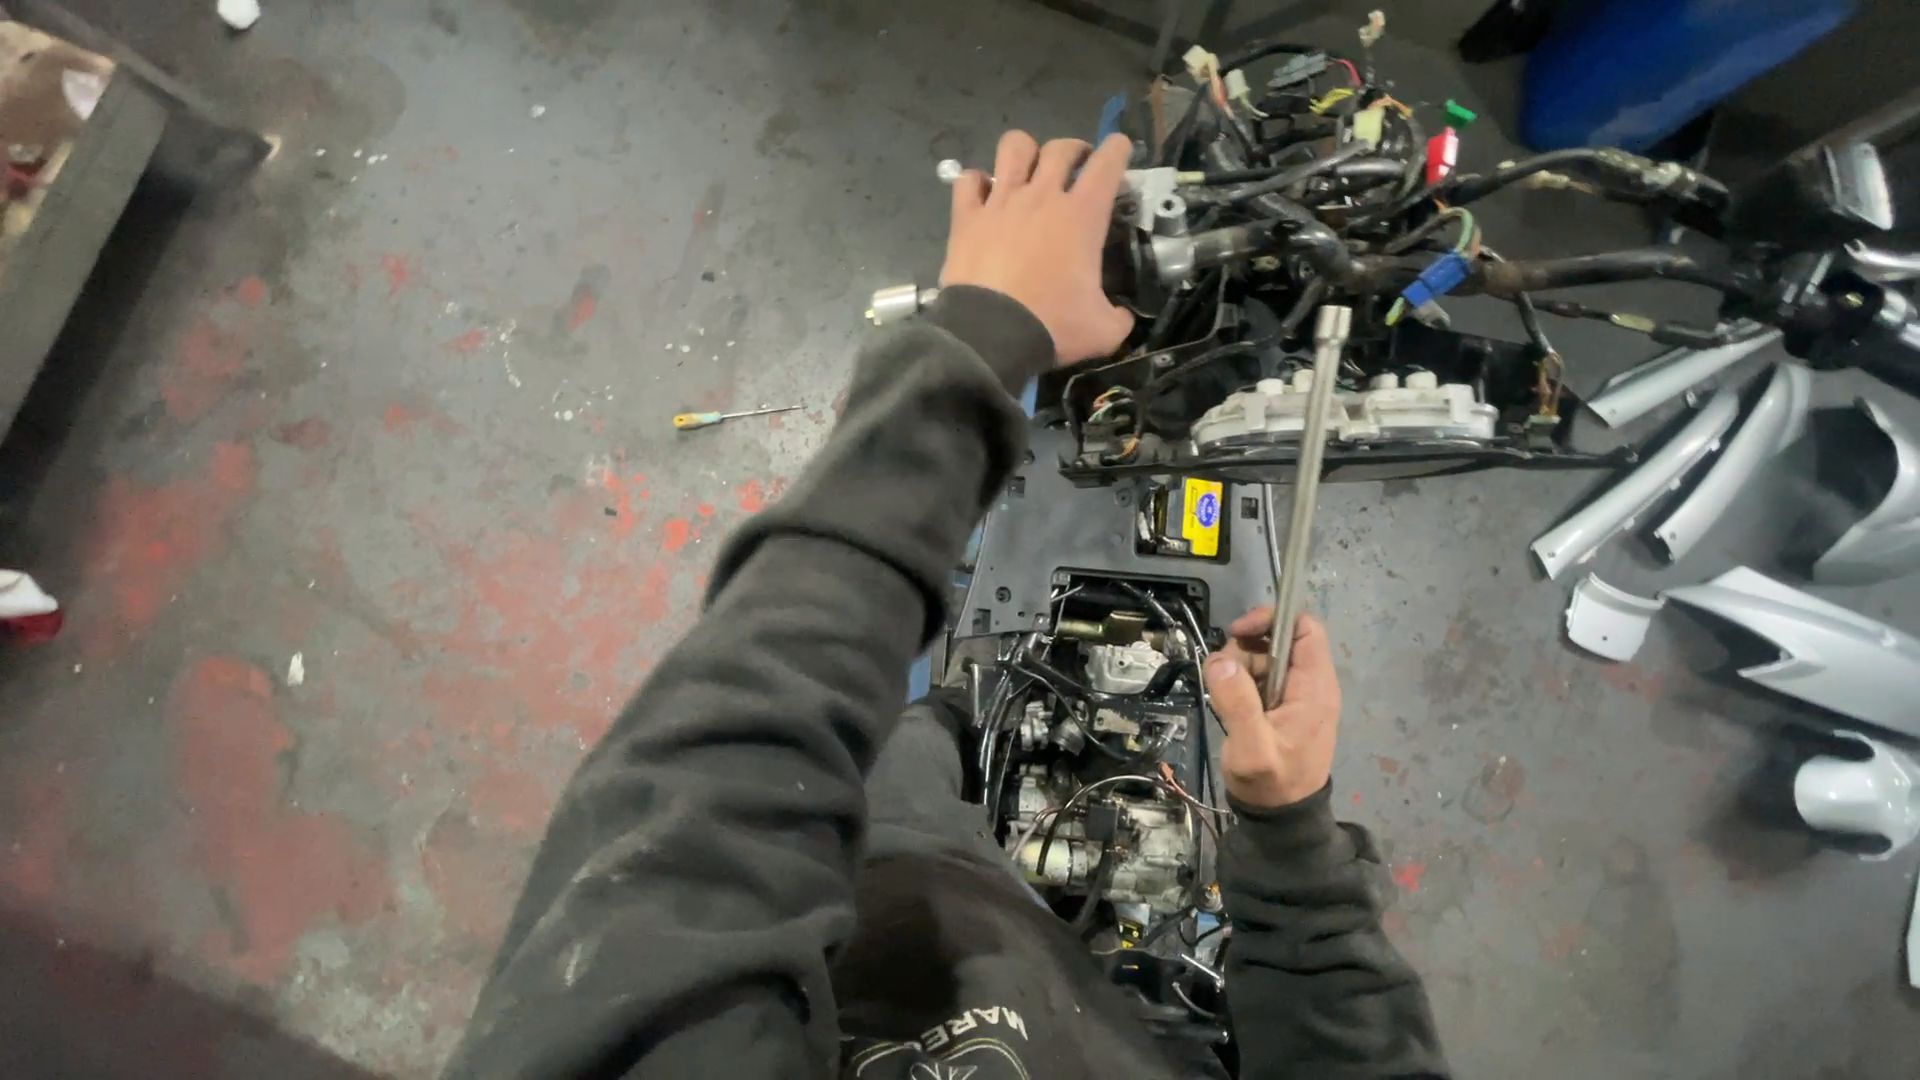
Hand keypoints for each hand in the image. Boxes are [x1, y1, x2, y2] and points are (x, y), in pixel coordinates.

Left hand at [941, 131, 1135, 364]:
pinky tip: (982, 196)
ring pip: (1014, 147)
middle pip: (1061, 148)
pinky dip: (975, 183)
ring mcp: (1001, 202)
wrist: (991, 335)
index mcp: (1082, 215)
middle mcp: (1042, 196)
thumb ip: (1119, 318)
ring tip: (1027, 171)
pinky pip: (968, 180)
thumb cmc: (1052, 326)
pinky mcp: (967, 218)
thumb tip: (1122, 316)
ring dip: (1025, 152)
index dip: (1117, 150)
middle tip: (1075, 168)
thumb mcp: (1103, 331)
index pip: (1108, 163)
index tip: (1119, 150)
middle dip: (1074, 150)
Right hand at [1202, 609, 1342, 809]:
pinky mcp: (1282, 705)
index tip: (1238, 634)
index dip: (1271, 620)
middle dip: (1245, 648)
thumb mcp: (1251, 747)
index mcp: (1315, 688)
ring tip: (1224, 698)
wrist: (1280, 819)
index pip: (1304, 627)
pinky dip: (1239, 681)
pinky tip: (1230, 705)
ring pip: (1264, 656)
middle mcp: (1310, 684)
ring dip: (1238, 666)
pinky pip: (1259, 676)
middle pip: (1278, 639)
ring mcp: (1296, 695)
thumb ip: (1238, 702)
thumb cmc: (1271, 783)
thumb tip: (1222, 660)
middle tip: (1223, 675)